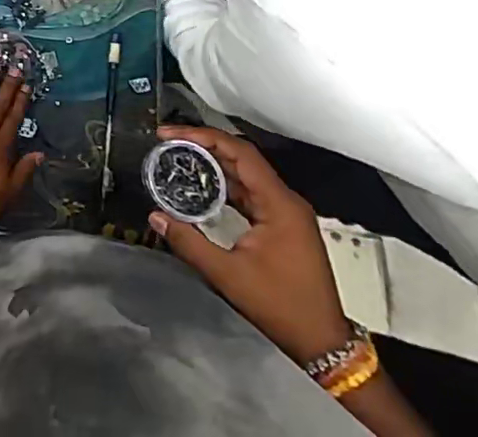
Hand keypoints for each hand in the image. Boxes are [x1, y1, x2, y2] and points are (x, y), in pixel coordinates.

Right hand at [149, 125, 352, 364]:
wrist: (322, 343)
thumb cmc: (280, 305)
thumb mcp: (228, 274)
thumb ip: (188, 241)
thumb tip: (155, 215)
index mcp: (279, 203)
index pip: (240, 153)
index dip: (203, 137)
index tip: (169, 134)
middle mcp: (285, 200)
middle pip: (242, 158)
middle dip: (203, 146)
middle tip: (167, 142)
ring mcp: (285, 212)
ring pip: (244, 175)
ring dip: (212, 164)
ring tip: (177, 158)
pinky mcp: (281, 225)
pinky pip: (248, 192)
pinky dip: (222, 183)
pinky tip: (199, 186)